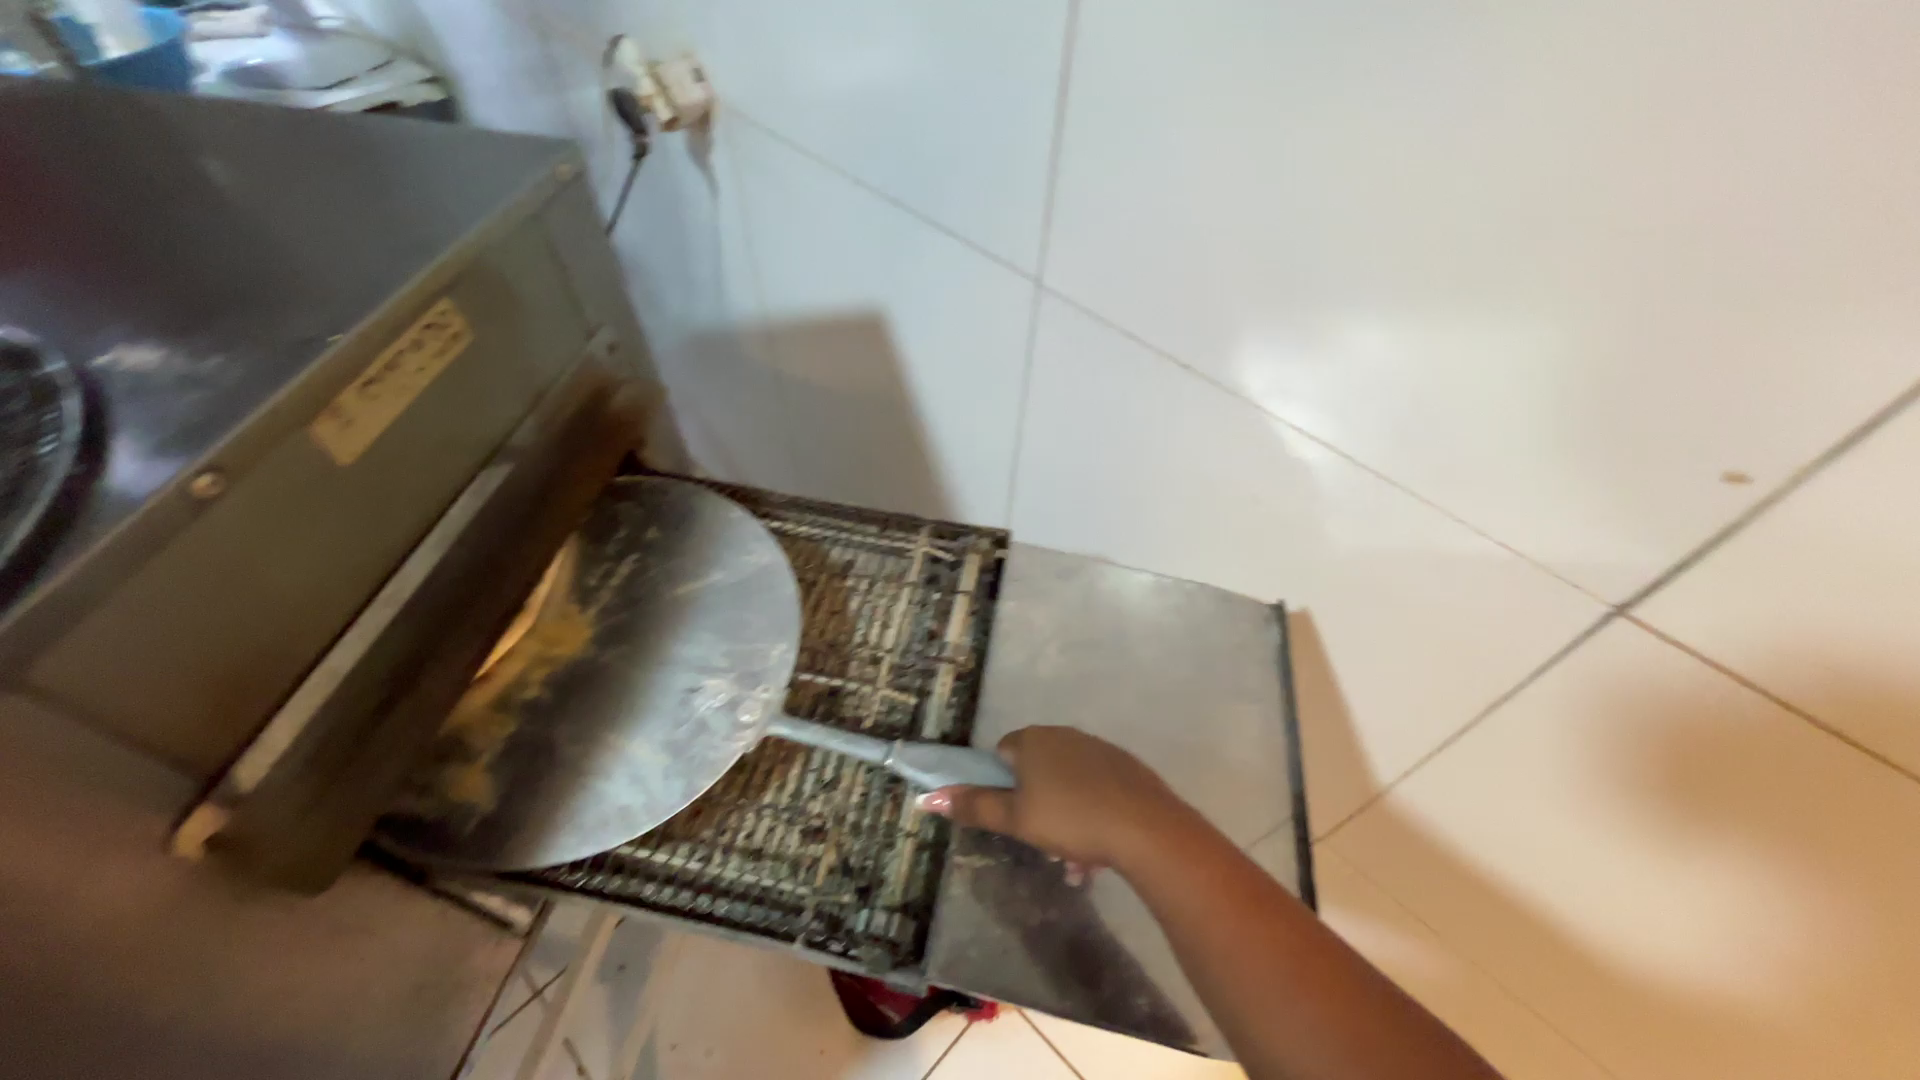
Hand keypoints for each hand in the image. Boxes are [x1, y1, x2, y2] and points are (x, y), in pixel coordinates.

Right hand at [919, 726, 1190, 869]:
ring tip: (1075, 864)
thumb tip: (929, 797)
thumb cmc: (1070, 819)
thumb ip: (974, 806)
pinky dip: (1092, 818)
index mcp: (1034, 740)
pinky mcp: (1127, 769)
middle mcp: (1066, 736)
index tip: (1012, 816)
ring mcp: (1100, 750)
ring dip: (1065, 822)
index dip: (1002, 785)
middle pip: (1037, 771)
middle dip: (1036, 809)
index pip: (1003, 753)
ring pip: (1068, 787)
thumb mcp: (1015, 819)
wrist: (1146, 828)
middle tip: (1043, 846)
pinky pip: (1097, 792)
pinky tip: (1100, 853)